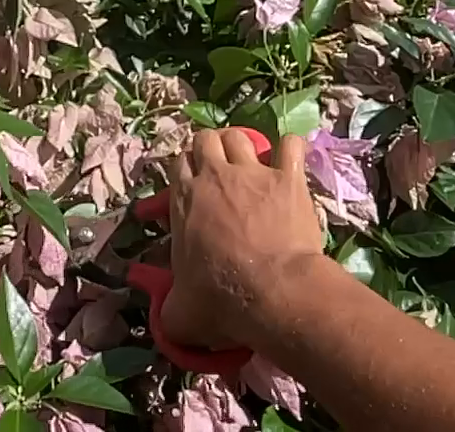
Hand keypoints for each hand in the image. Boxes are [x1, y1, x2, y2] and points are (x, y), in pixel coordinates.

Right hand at [162, 128, 325, 350]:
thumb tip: (163, 317)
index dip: (187, 168)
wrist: (274, 292)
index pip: (179, 161)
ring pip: (239, 137)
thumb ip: (167, 306)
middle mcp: (215, 175)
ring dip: (242, 145)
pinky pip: (290, 146)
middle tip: (219, 167)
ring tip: (248, 160)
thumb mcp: (181, 311)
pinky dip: (290, 149)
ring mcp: (253, 172)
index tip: (194, 183)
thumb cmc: (223, 299)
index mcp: (185, 198)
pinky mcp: (288, 178)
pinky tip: (290, 161)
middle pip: (206, 139)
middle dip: (211, 147)